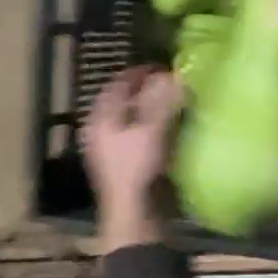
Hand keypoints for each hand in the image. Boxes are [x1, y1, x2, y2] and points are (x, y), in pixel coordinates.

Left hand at [82, 67, 181, 251]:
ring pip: (131, 120)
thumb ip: (163, 101)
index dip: (136, 73)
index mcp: (101, 119)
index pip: (116, 86)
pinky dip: (153, 127)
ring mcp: (112, 150)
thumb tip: (175, 75)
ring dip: (150, 110)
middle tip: (167, 83)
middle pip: (123, 103)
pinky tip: (169, 129)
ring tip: (171, 103)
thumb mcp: (152, 129)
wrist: (135, 211)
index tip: (158, 66)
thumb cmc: (138, 167)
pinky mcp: (126, 164)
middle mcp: (101, 132)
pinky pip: (139, 136)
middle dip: (144, 91)